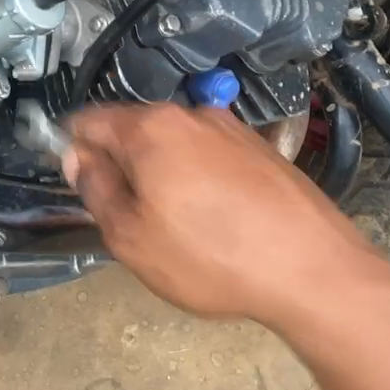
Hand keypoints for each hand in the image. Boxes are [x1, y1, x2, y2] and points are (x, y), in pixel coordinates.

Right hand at [63, 102, 389, 326]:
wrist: (317, 273)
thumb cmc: (211, 257)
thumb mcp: (130, 237)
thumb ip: (94, 190)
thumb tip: (79, 159)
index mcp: (150, 128)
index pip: (87, 120)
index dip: (72, 150)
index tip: (80, 185)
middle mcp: (190, 115)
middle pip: (132, 130)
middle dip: (119, 164)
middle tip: (126, 215)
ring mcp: (231, 130)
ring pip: (172, 144)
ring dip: (158, 172)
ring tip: (174, 224)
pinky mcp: (262, 150)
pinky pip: (208, 156)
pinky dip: (196, 178)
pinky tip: (214, 221)